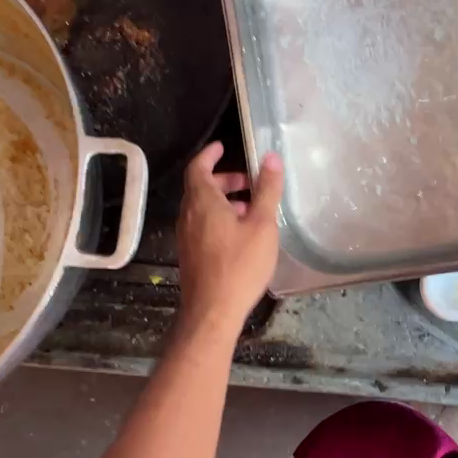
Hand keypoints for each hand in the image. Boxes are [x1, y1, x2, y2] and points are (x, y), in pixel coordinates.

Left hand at [176, 142, 284, 336]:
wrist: (213, 310)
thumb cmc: (239, 265)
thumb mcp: (261, 225)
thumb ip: (266, 190)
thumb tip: (270, 158)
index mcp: (202, 202)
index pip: (198, 167)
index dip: (209, 155)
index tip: (223, 147)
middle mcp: (189, 215)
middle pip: (201, 187)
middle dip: (224, 179)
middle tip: (249, 181)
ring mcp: (187, 236)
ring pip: (202, 207)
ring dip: (223, 200)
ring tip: (250, 208)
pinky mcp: (191, 253)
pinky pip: (203, 224)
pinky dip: (219, 217)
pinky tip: (241, 234)